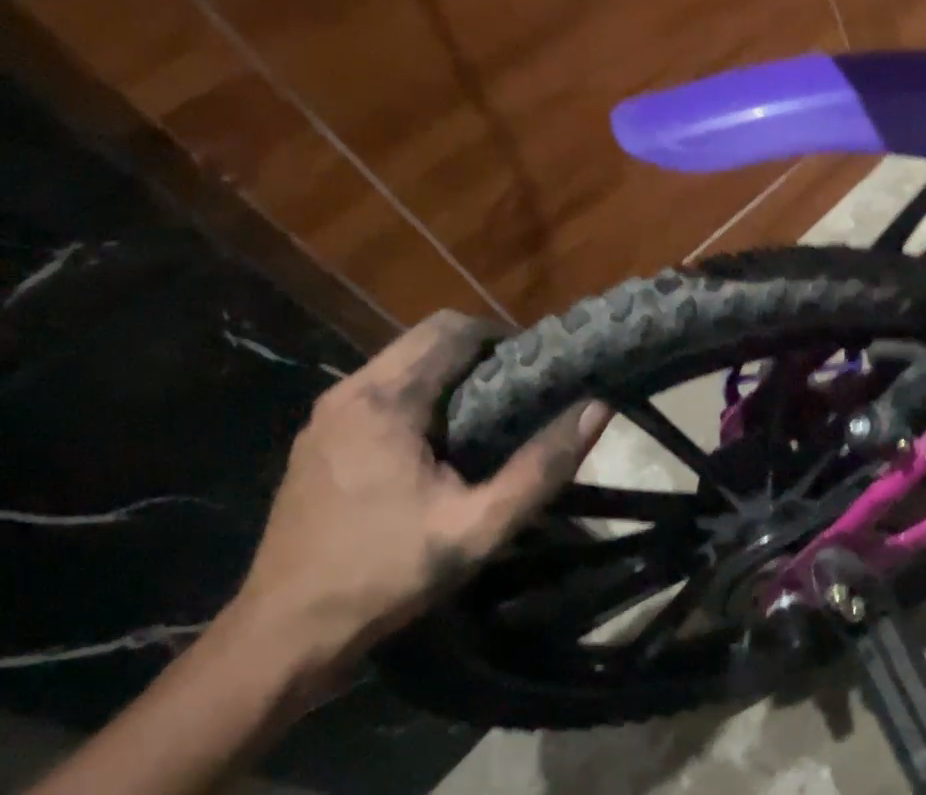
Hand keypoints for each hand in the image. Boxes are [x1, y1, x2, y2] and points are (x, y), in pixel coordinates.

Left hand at [228, 311, 610, 681]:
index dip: (505, 339)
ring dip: (451, 377)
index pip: (453, 330)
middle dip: (481, 355)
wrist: (285, 635)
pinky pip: (382, 394)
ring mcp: (326, 417)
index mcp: (383, 402)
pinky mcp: (319, 441)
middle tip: (522, 396)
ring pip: (403, 365)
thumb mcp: (481, 525)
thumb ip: (544, 465)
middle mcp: (347, 394)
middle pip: (426, 340)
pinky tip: (444, 447)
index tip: (540, 373)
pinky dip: (421, 399)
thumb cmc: (387, 573)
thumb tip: (599, 407)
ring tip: (492, 420)